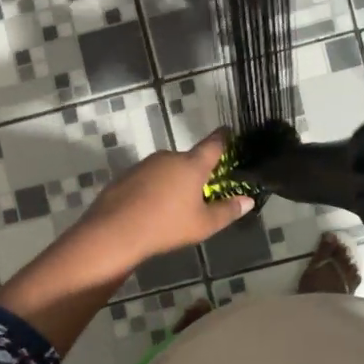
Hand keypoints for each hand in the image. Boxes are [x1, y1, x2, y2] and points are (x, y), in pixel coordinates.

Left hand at [71, 131, 256, 268]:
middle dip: (195, 173)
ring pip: (166, 170)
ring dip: (172, 182)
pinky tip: (150, 210)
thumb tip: (248, 200)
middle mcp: (168, 157)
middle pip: (188, 160)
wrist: (115, 231)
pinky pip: (147, 179)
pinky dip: (153, 190)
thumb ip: (227, 210)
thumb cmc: (166, 226)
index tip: (228, 131)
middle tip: (199, 194)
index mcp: (191, 165)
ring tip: (172, 208)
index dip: (223, 138)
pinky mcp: (126, 176)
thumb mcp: (203, 224)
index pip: (213, 144)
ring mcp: (144, 165)